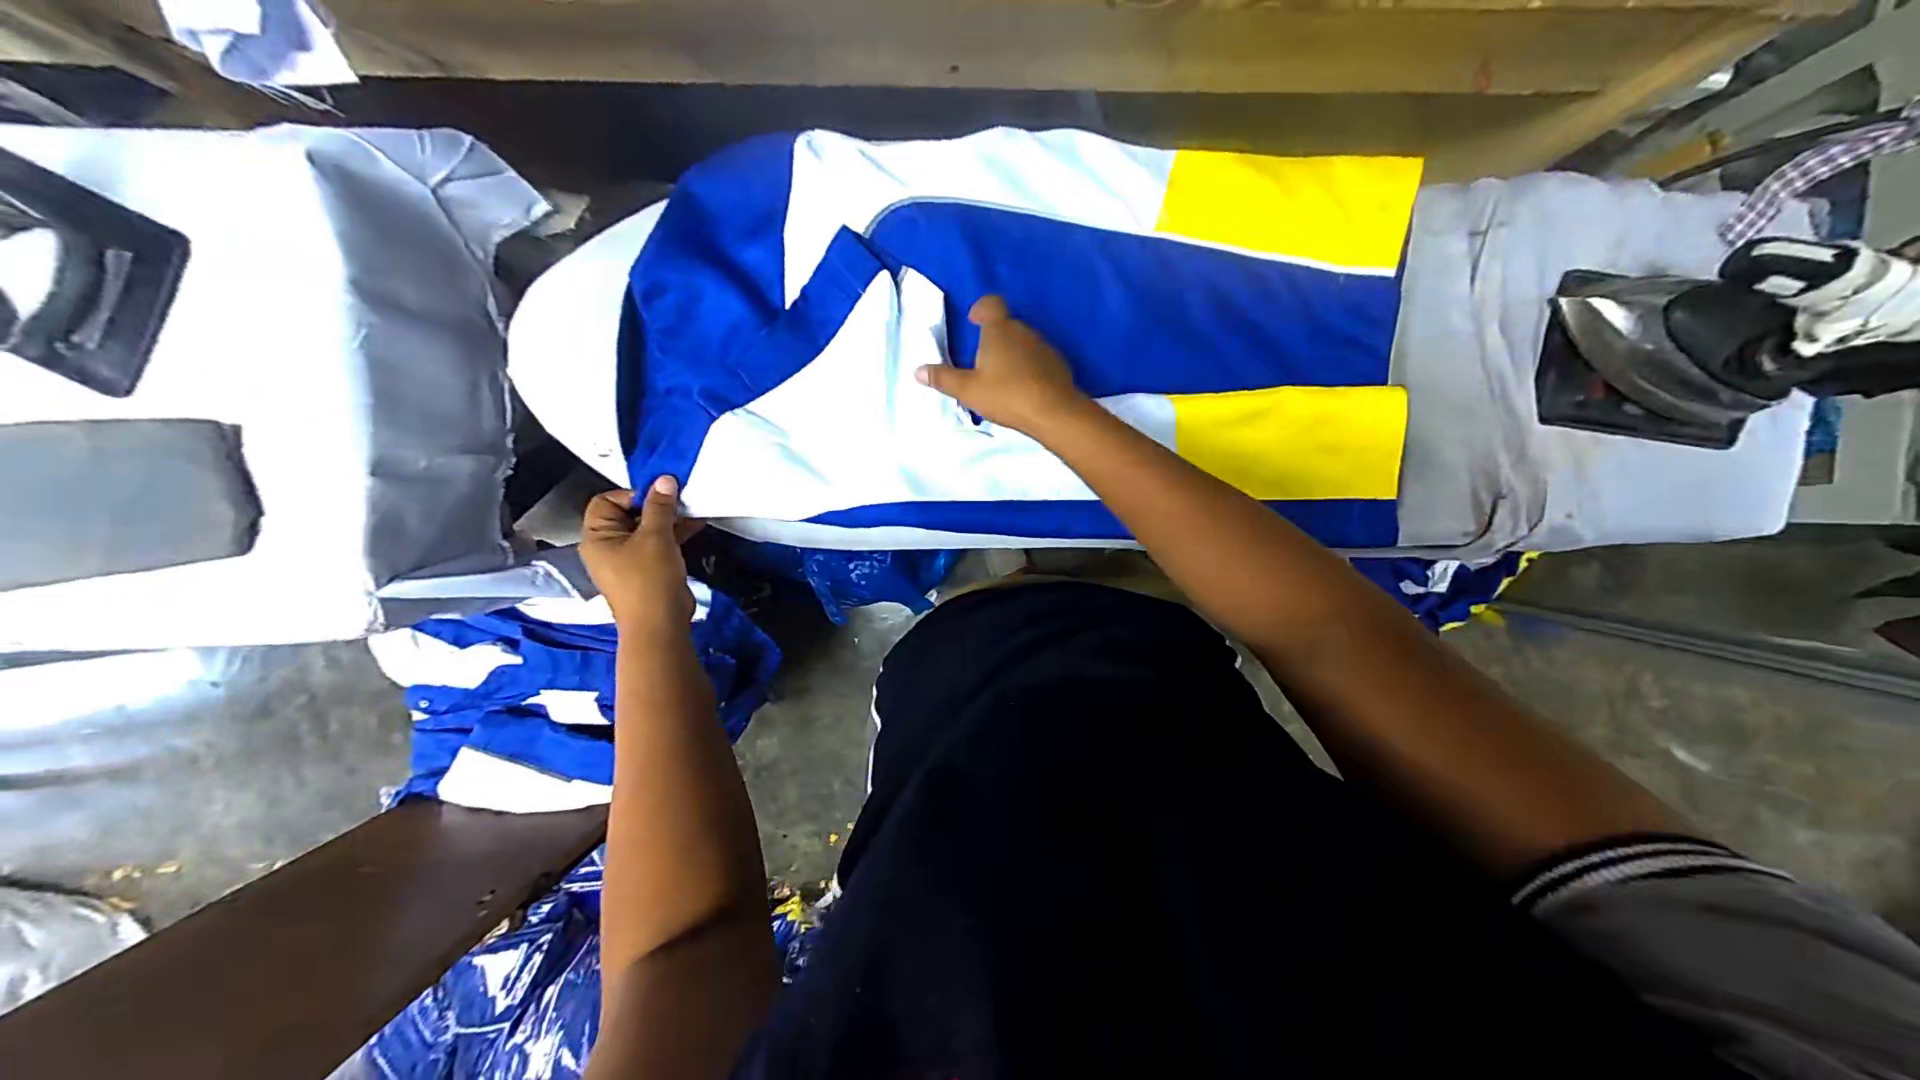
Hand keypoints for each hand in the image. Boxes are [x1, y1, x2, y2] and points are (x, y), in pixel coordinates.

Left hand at [581, 476, 704, 634]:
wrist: (660, 624)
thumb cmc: (649, 579)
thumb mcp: (655, 536)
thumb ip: (660, 506)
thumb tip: (665, 479)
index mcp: (597, 536)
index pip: (607, 501)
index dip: (633, 494)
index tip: (660, 494)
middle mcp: (608, 545)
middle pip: (628, 513)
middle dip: (655, 504)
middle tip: (679, 497)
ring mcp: (629, 558)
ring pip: (647, 528)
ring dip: (668, 518)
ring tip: (692, 508)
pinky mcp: (648, 568)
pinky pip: (658, 543)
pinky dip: (674, 533)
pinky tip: (696, 523)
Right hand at [915, 295, 1088, 436]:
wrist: (1054, 412)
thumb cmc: (1007, 395)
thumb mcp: (968, 390)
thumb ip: (943, 379)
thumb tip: (918, 371)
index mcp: (999, 330)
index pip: (991, 303)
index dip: (981, 307)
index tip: (974, 320)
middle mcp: (1024, 330)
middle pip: (1007, 324)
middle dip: (995, 337)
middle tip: (983, 360)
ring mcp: (1044, 345)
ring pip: (1024, 341)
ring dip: (1013, 352)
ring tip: (1003, 377)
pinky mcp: (1059, 363)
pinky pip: (1039, 358)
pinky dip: (1030, 366)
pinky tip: (1025, 387)